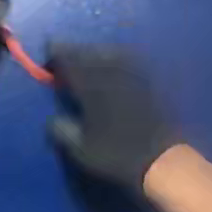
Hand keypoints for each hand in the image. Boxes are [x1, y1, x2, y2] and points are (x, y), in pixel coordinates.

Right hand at [45, 44, 180, 190]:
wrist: (163, 161)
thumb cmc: (117, 155)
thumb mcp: (80, 149)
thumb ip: (62, 130)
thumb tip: (52, 119)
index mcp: (88, 85)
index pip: (66, 58)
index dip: (54, 54)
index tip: (48, 59)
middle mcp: (107, 73)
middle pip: (85, 51)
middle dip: (72, 52)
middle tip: (64, 59)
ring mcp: (129, 74)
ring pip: (106, 51)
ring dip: (93, 53)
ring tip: (87, 60)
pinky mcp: (147, 81)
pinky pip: (126, 60)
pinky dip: (115, 59)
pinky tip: (113, 67)